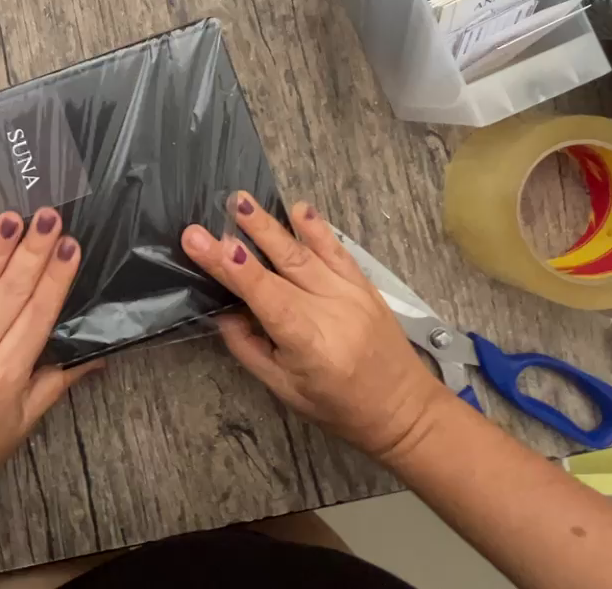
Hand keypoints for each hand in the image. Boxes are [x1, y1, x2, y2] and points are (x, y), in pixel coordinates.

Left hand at [0, 207, 104, 505]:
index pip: (38, 313)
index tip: (71, 245)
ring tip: (14, 217)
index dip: (56, 277)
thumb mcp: (25, 421)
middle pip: (10, 290)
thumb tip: (98, 354)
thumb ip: (58, 381)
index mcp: (6, 372)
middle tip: (49, 215)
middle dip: (32, 249)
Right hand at [182, 194, 455, 461]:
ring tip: (243, 200)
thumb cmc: (339, 408)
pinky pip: (337, 250)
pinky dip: (316, 228)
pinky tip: (298, 208)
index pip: (265, 298)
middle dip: (247, 234)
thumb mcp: (284, 389)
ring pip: (305, 252)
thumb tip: (222, 309)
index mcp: (309, 345)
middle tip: (220, 207)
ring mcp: (351, 295)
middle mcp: (332, 313)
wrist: (406, 412)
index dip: (236, 269)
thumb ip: (248, 347)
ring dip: (272, 224)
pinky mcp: (364, 285)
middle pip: (283, 266)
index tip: (205, 243)